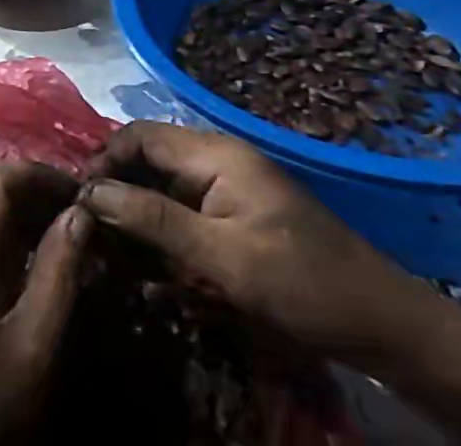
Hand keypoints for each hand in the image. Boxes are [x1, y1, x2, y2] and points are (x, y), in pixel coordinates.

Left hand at [0, 161, 90, 445]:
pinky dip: (14, 214)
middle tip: (77, 205)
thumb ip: (57, 273)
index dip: (40, 175)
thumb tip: (81, 213)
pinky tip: (44, 239)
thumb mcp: (34, 341)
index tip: (81, 193)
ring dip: (26, 195)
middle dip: (35, 180)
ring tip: (68, 219)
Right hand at [82, 121, 442, 361]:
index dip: (104, 159)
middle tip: (86, 224)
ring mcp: (227, 188)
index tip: (77, 198)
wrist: (383, 324)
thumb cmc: (303, 284)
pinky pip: (181, 209)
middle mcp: (218, 160)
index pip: (140, 135)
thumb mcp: (223, 255)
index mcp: (216, 154)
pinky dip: (157, 227)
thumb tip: (90, 191)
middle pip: (148, 156)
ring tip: (105, 243)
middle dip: (114, 184)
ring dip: (133, 208)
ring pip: (161, 184)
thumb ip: (154, 220)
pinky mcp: (234, 215)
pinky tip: (141, 257)